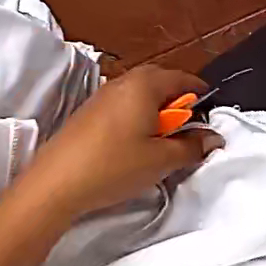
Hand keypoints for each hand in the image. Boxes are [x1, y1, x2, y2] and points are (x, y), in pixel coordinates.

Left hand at [16, 64, 223, 228]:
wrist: (52, 187)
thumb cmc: (114, 166)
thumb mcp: (162, 159)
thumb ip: (193, 146)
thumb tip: (213, 138)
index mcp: (146, 83)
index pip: (185, 79)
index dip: (201, 99)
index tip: (207, 122)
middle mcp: (125, 81)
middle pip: (162, 83)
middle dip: (178, 104)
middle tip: (185, 132)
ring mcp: (103, 95)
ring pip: (141, 95)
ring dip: (156, 112)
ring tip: (158, 142)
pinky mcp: (87, 112)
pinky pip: (123, 105)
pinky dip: (136, 118)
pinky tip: (131, 147)